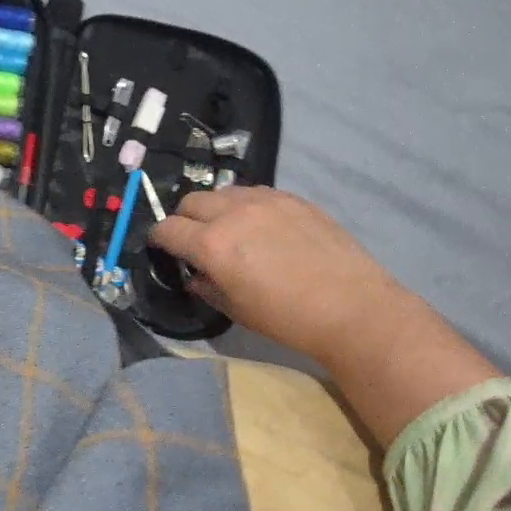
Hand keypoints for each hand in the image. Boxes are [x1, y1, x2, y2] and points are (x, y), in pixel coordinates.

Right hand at [150, 187, 499, 447]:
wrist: (352, 308)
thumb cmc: (287, 318)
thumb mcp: (235, 309)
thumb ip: (206, 286)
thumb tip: (196, 275)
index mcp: (212, 245)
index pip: (167, 229)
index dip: (158, 239)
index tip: (162, 249)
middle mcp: (233, 214)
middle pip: (190, 202)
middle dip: (183, 220)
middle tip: (194, 241)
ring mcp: (266, 201)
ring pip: (222, 193)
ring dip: (214, 209)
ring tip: (228, 231)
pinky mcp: (293, 199)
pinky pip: (255, 193)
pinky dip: (245, 205)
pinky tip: (260, 227)